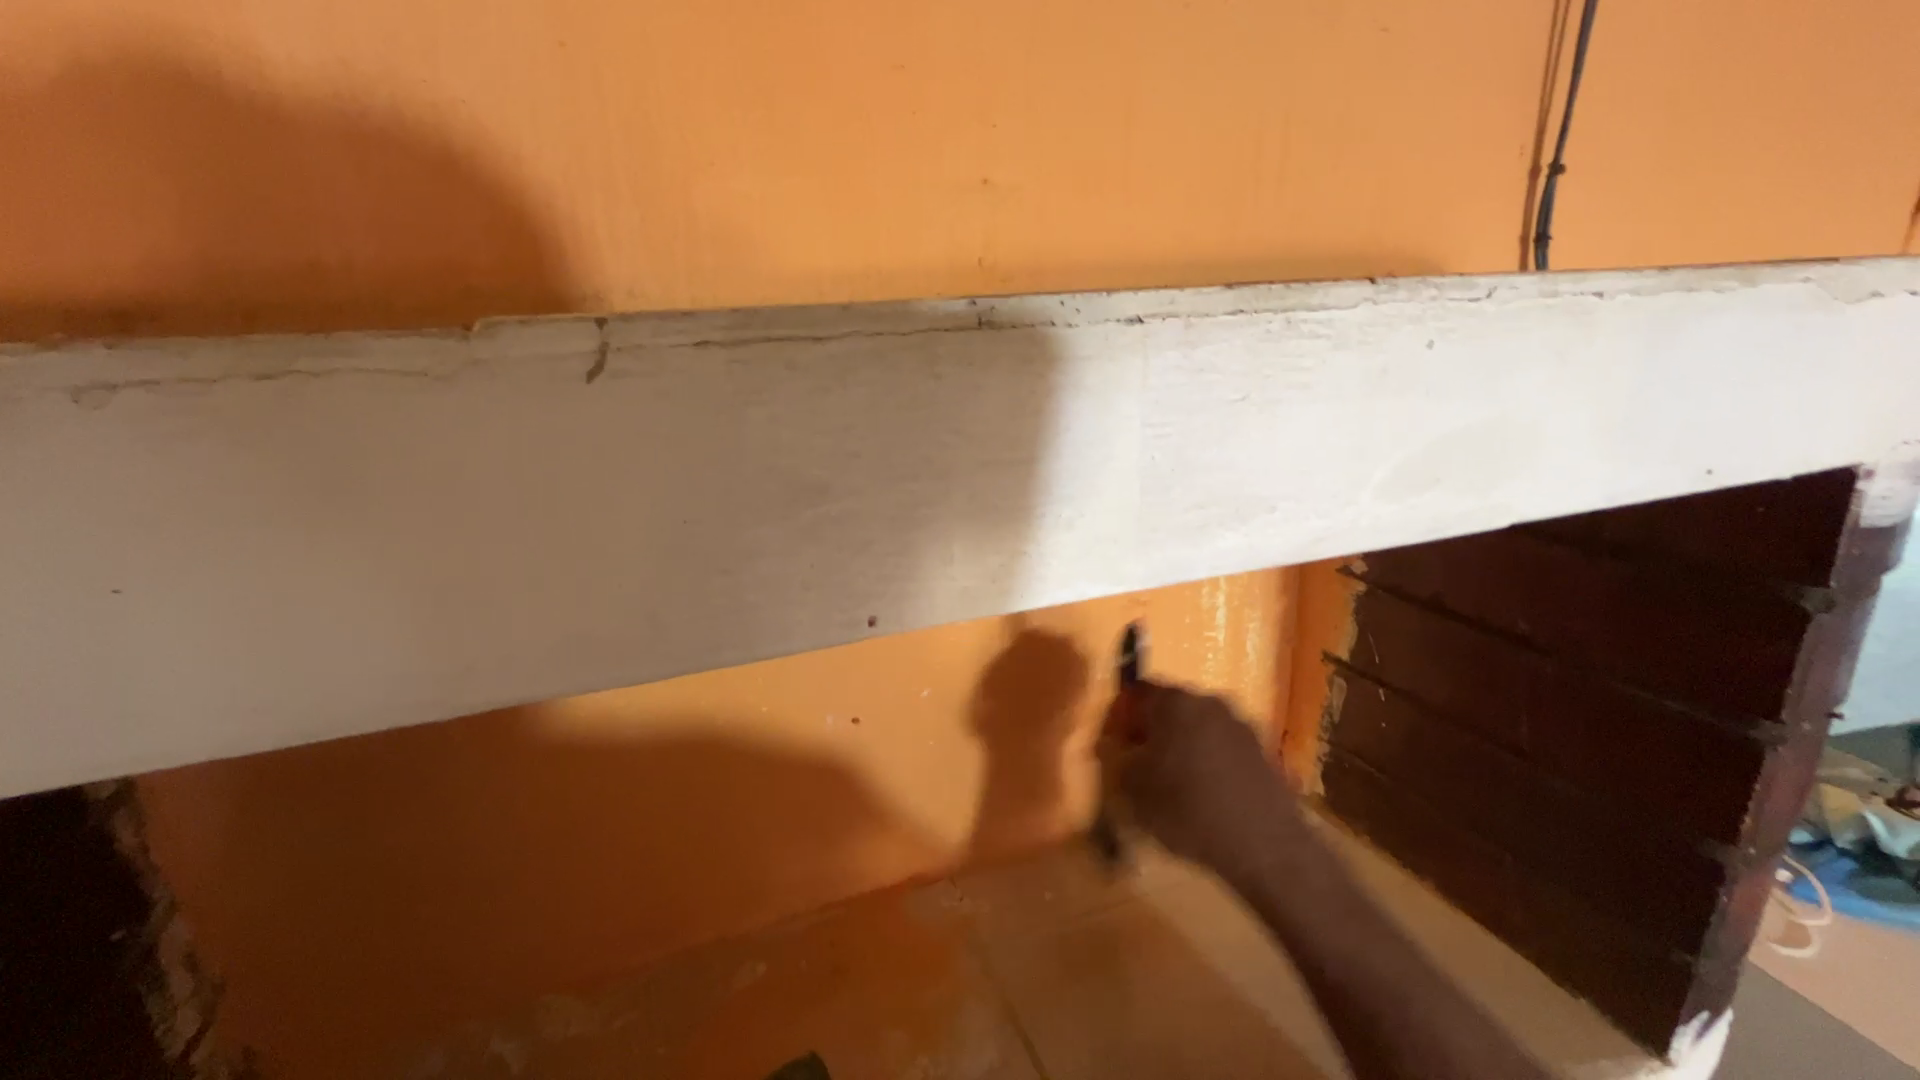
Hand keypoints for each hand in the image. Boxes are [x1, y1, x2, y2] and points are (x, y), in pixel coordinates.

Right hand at [1099, 681, 1304, 881]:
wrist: (1263, 844)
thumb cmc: (1186, 809)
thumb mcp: (1130, 788)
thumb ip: (1115, 757)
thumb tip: (1116, 744)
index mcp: (1174, 701)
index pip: (1136, 692)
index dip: (1119, 718)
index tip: (1111, 746)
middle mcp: (1210, 701)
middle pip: (1170, 707)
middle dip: (1153, 731)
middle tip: (1138, 764)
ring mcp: (1242, 725)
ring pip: (1199, 728)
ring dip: (1183, 747)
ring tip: (1174, 784)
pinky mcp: (1265, 752)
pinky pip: (1224, 749)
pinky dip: (1210, 764)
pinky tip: (1206, 796)